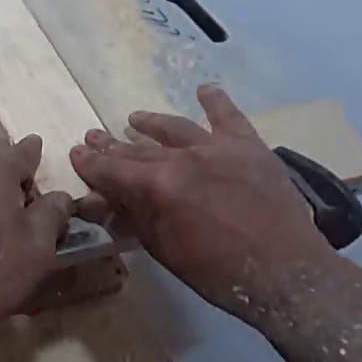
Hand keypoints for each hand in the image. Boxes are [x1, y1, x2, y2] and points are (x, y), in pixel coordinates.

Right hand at [69, 84, 334, 320]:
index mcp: (156, 186)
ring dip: (151, 123)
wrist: (285, 272)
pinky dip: (216, 101)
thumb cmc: (216, 271)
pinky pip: (228, 117)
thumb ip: (134, 218)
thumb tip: (108, 200)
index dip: (90, 163)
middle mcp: (181, 158)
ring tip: (134, 118)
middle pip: (137, 147)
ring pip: (174, 128)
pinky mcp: (248, 146)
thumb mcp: (163, 250)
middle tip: (93, 136)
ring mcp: (216, 148)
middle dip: (111, 144)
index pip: (112, 169)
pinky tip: (205, 89)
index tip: (76, 153)